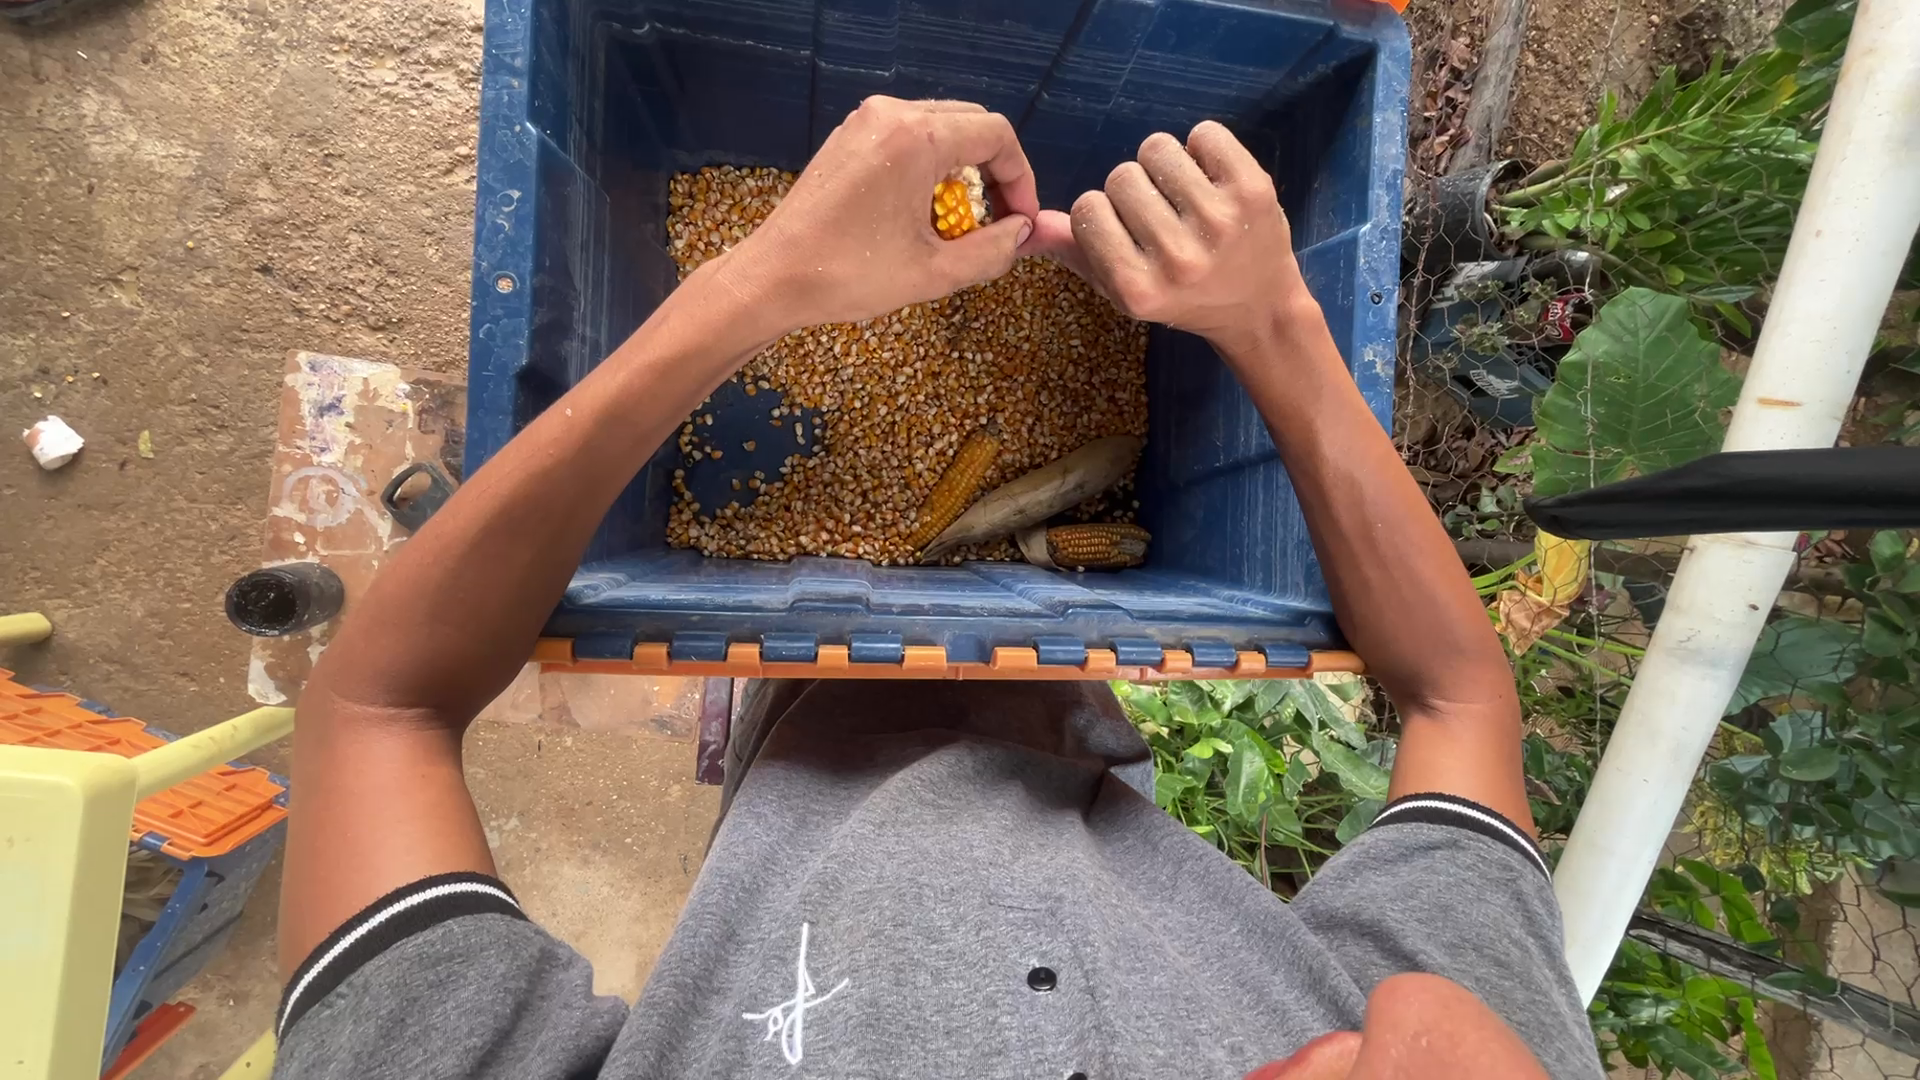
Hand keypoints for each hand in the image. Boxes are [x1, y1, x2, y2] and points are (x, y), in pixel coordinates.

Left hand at [716, 96, 1039, 328]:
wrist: (774, 277)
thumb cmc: (851, 276)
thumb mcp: (933, 273)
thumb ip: (991, 251)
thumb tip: (1022, 234)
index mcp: (917, 138)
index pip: (996, 135)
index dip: (1021, 178)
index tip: (1020, 222)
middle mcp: (892, 114)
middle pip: (970, 124)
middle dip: (995, 173)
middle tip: (998, 223)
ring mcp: (865, 122)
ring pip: (939, 129)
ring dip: (963, 172)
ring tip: (961, 223)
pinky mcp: (848, 138)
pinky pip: (907, 139)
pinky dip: (930, 168)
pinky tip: (923, 212)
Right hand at [1025, 121, 1313, 360]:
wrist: (1257, 309)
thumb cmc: (1178, 299)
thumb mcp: (1121, 289)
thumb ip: (1075, 253)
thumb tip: (1028, 224)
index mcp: (1136, 287)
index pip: (1087, 209)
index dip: (1100, 213)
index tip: (1123, 232)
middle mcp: (1176, 258)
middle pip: (1120, 177)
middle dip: (1131, 190)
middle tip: (1156, 216)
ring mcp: (1217, 222)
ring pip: (1157, 148)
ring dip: (1162, 165)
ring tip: (1180, 195)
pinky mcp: (1253, 189)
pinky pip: (1204, 133)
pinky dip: (1202, 149)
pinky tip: (1209, 181)